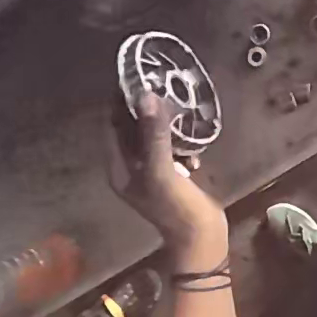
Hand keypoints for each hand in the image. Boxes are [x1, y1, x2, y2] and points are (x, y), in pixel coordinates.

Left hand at [108, 94, 227, 269]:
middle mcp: (132, 169)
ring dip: (164, 123)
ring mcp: (153, 173)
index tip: (133, 76)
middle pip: (133, 130)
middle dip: (144, 108)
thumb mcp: (162, 170)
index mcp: (120, 168)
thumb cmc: (176, 208)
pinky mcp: (174, 177)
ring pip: (154, 138)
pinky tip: (193, 137)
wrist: (203, 240)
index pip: (113, 126)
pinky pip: (172, 150)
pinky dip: (180, 141)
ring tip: (178, 100)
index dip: (120, 102)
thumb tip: (147, 95)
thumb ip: (154, 134)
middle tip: (159, 82)